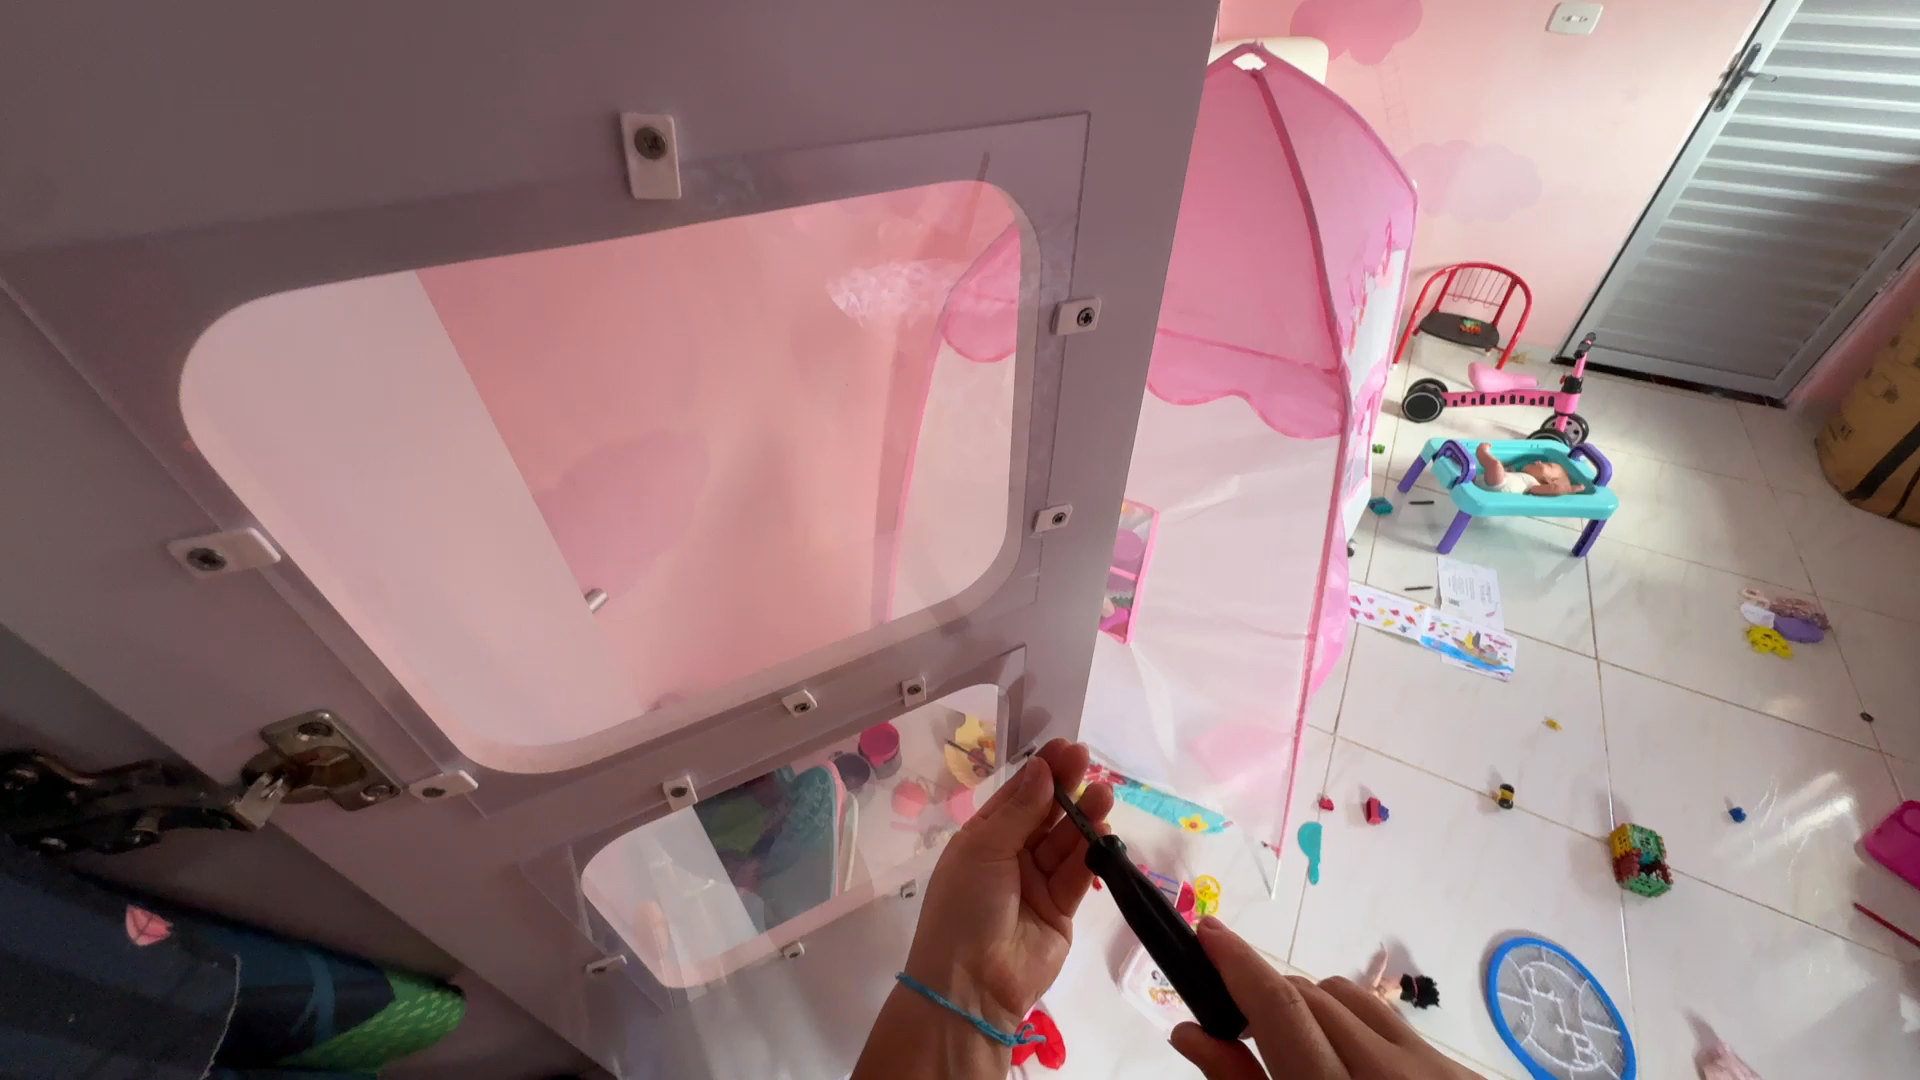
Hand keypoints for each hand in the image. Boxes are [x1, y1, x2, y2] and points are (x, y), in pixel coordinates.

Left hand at [900, 738, 1112, 1030]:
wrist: (971, 985)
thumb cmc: (965, 905)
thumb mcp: (985, 849)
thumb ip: (1020, 810)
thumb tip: (1041, 768)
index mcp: (984, 836)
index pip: (1017, 795)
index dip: (1041, 771)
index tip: (1064, 747)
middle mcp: (1011, 854)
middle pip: (1045, 814)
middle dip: (1066, 787)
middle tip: (1087, 761)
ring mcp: (1037, 882)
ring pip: (1065, 841)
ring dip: (1084, 817)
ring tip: (1103, 794)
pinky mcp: (1061, 909)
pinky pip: (1078, 874)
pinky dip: (1092, 854)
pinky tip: (1104, 832)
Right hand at [1171, 919, 1483, 1079]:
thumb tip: (1188, 1031)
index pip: (1283, 1010)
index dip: (1239, 962)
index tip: (1205, 930)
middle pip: (1311, 996)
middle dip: (1267, 996)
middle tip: (1238, 1021)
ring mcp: (1443, 1077)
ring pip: (1350, 999)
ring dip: (1312, 1008)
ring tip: (1300, 1049)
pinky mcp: (1469, 1079)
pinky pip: (1393, 1025)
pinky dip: (1359, 1032)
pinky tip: (1357, 1075)